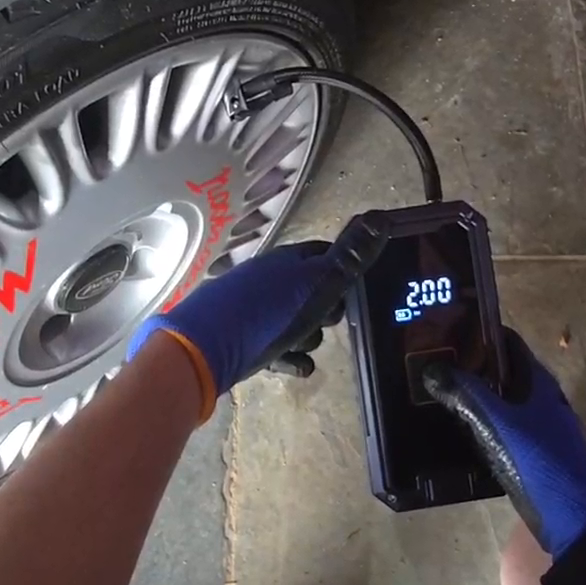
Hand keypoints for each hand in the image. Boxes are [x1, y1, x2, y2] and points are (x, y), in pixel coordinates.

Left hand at [127, 241, 346, 419]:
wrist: (204, 348)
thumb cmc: (267, 313)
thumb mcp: (318, 285)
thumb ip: (350, 257)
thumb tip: (382, 217)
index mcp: (287, 260)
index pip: (324, 254)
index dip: (344, 272)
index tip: (355, 292)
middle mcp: (267, 277)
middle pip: (309, 289)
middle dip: (325, 309)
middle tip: (327, 323)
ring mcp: (249, 307)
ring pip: (292, 319)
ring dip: (306, 335)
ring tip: (306, 348)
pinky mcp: (237, 336)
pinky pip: (273, 344)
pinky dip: (289, 355)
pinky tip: (296, 367)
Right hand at [425, 329, 585, 555]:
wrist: (576, 521)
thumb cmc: (541, 462)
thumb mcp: (498, 424)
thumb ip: (465, 394)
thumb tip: (431, 368)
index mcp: (537, 381)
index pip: (505, 342)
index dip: (477, 333)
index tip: (443, 330)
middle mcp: (539, 397)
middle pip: (500, 370)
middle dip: (468, 365)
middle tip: (430, 364)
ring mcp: (538, 426)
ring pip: (499, 400)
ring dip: (472, 395)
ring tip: (435, 393)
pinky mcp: (532, 453)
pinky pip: (500, 426)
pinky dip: (479, 421)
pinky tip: (457, 429)